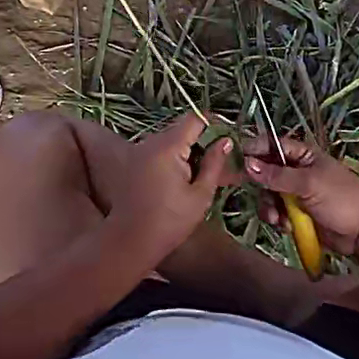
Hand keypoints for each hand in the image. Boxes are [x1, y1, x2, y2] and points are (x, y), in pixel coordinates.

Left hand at [106, 114, 239, 259]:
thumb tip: (225, 141)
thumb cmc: (170, 221)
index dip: (214, 124)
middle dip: (203, 141)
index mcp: (167, 146)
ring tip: (205, 174)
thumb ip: (213, 164)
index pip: (194, 118)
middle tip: (222, 162)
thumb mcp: (200, 195)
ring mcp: (139, 150)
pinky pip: (159, 150)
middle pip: (182, 129)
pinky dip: (174, 158)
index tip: (227, 140)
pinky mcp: (134, 161)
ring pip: (171, 140)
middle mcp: (150, 141)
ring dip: (188, 151)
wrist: (130, 240)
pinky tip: (185, 179)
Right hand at [243, 135, 358, 256]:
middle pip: (265, 171)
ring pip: (268, 194)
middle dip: (261, 185)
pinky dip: (277, 218)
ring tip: (276, 217)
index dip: (255, 149)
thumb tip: (247, 164)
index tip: (238, 158)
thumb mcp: (309, 184)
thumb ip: (277, 176)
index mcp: (303, 155)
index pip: (272, 145)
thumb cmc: (342, 199)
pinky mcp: (297, 213)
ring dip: (269, 205)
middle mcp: (297, 171)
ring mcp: (296, 193)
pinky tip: (285, 225)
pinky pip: (276, 211)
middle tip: (258, 194)